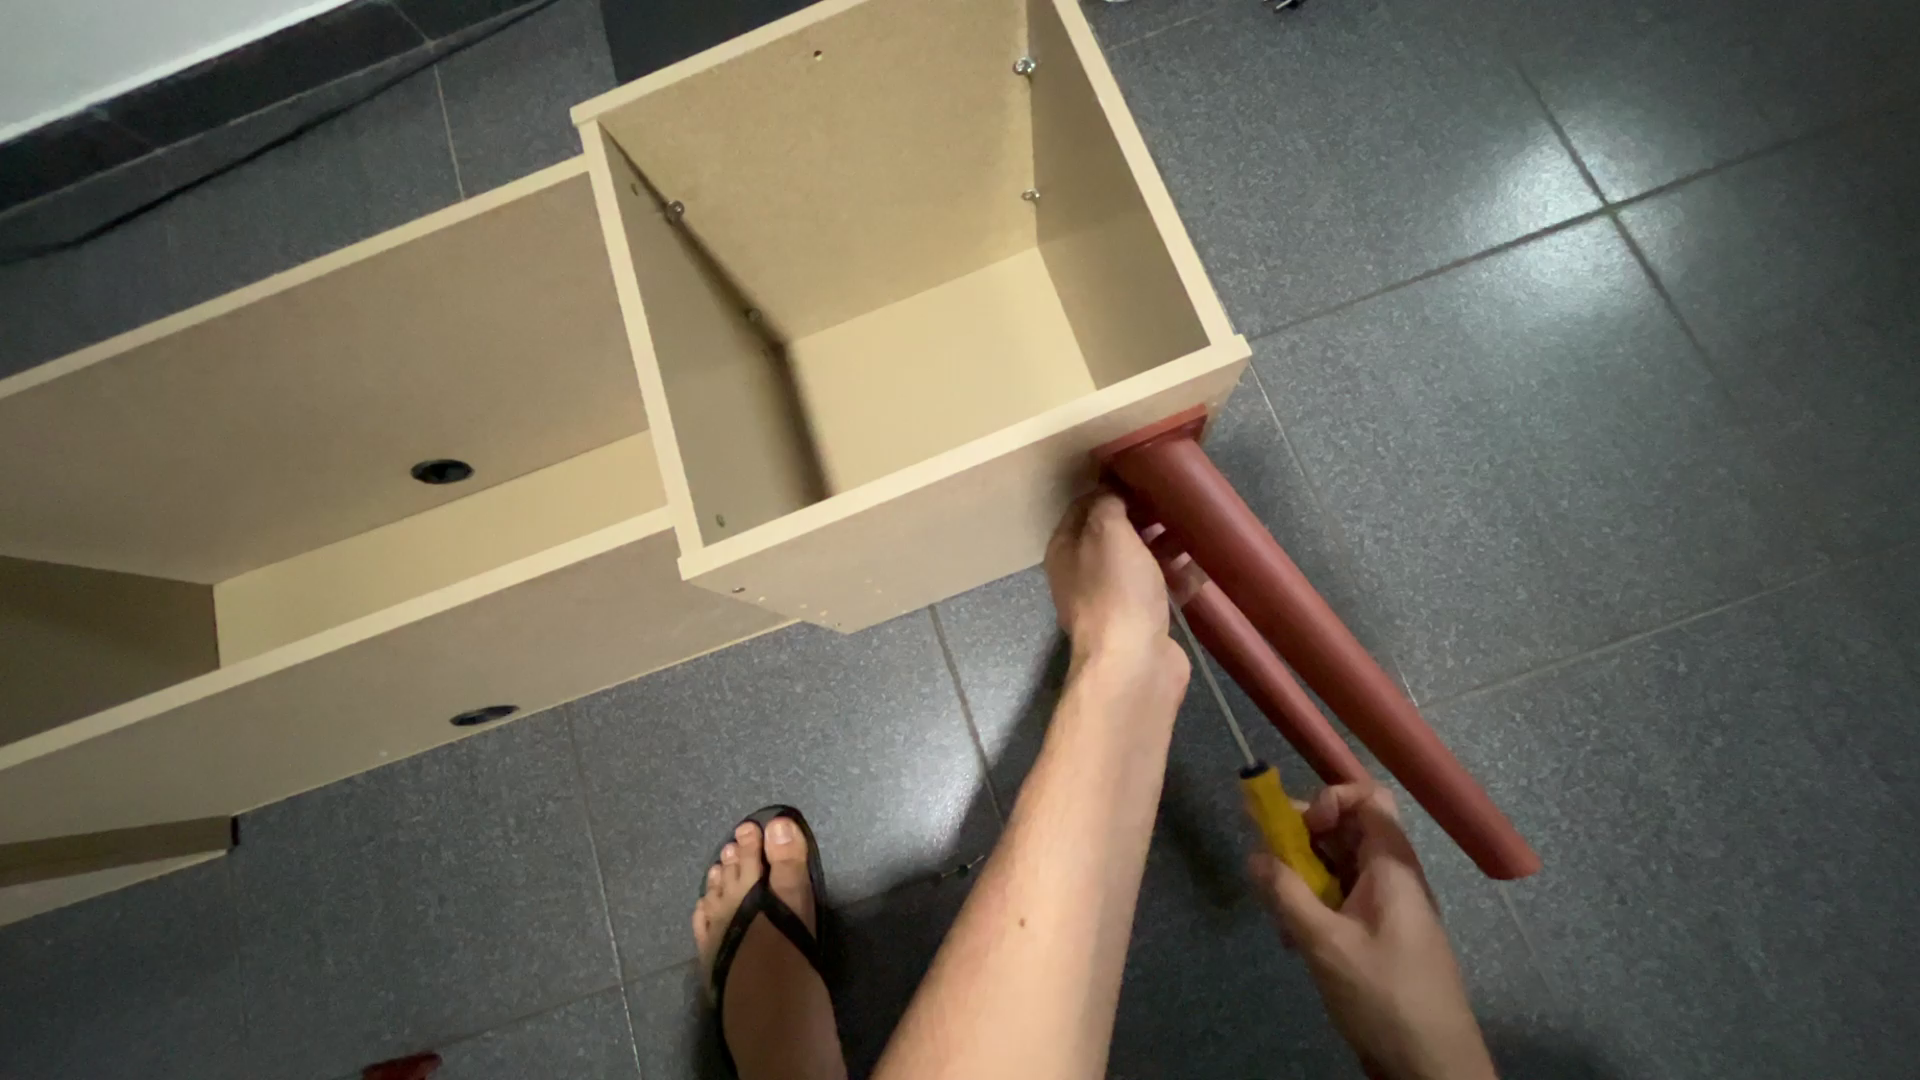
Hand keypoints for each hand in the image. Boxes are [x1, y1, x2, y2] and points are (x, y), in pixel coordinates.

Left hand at [1044, 490, 1184, 676]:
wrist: (1134, 663)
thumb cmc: (1116, 590)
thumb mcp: (1108, 532)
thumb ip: (1108, 505)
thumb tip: (1112, 490)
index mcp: (1065, 550)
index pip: (1083, 508)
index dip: (1110, 489)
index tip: (1142, 476)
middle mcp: (1083, 574)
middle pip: (1113, 535)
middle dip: (1142, 516)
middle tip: (1172, 498)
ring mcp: (1112, 600)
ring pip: (1138, 562)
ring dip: (1162, 544)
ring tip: (1192, 525)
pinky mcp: (1140, 621)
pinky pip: (1159, 589)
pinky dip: (1177, 575)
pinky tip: (1200, 562)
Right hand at [1249, 783, 1496, 1079]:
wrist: (1435, 1072)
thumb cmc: (1385, 997)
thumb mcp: (1325, 943)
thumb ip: (1285, 893)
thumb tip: (1253, 855)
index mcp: (1392, 868)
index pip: (1368, 799)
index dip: (1331, 799)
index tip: (1303, 827)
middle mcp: (1392, 878)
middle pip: (1346, 829)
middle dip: (1301, 837)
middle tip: (1267, 857)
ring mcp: (1388, 907)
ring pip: (1338, 865)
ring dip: (1302, 875)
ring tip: (1277, 906)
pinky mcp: (1380, 934)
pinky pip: (1341, 897)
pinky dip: (1313, 903)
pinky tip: (1294, 936)